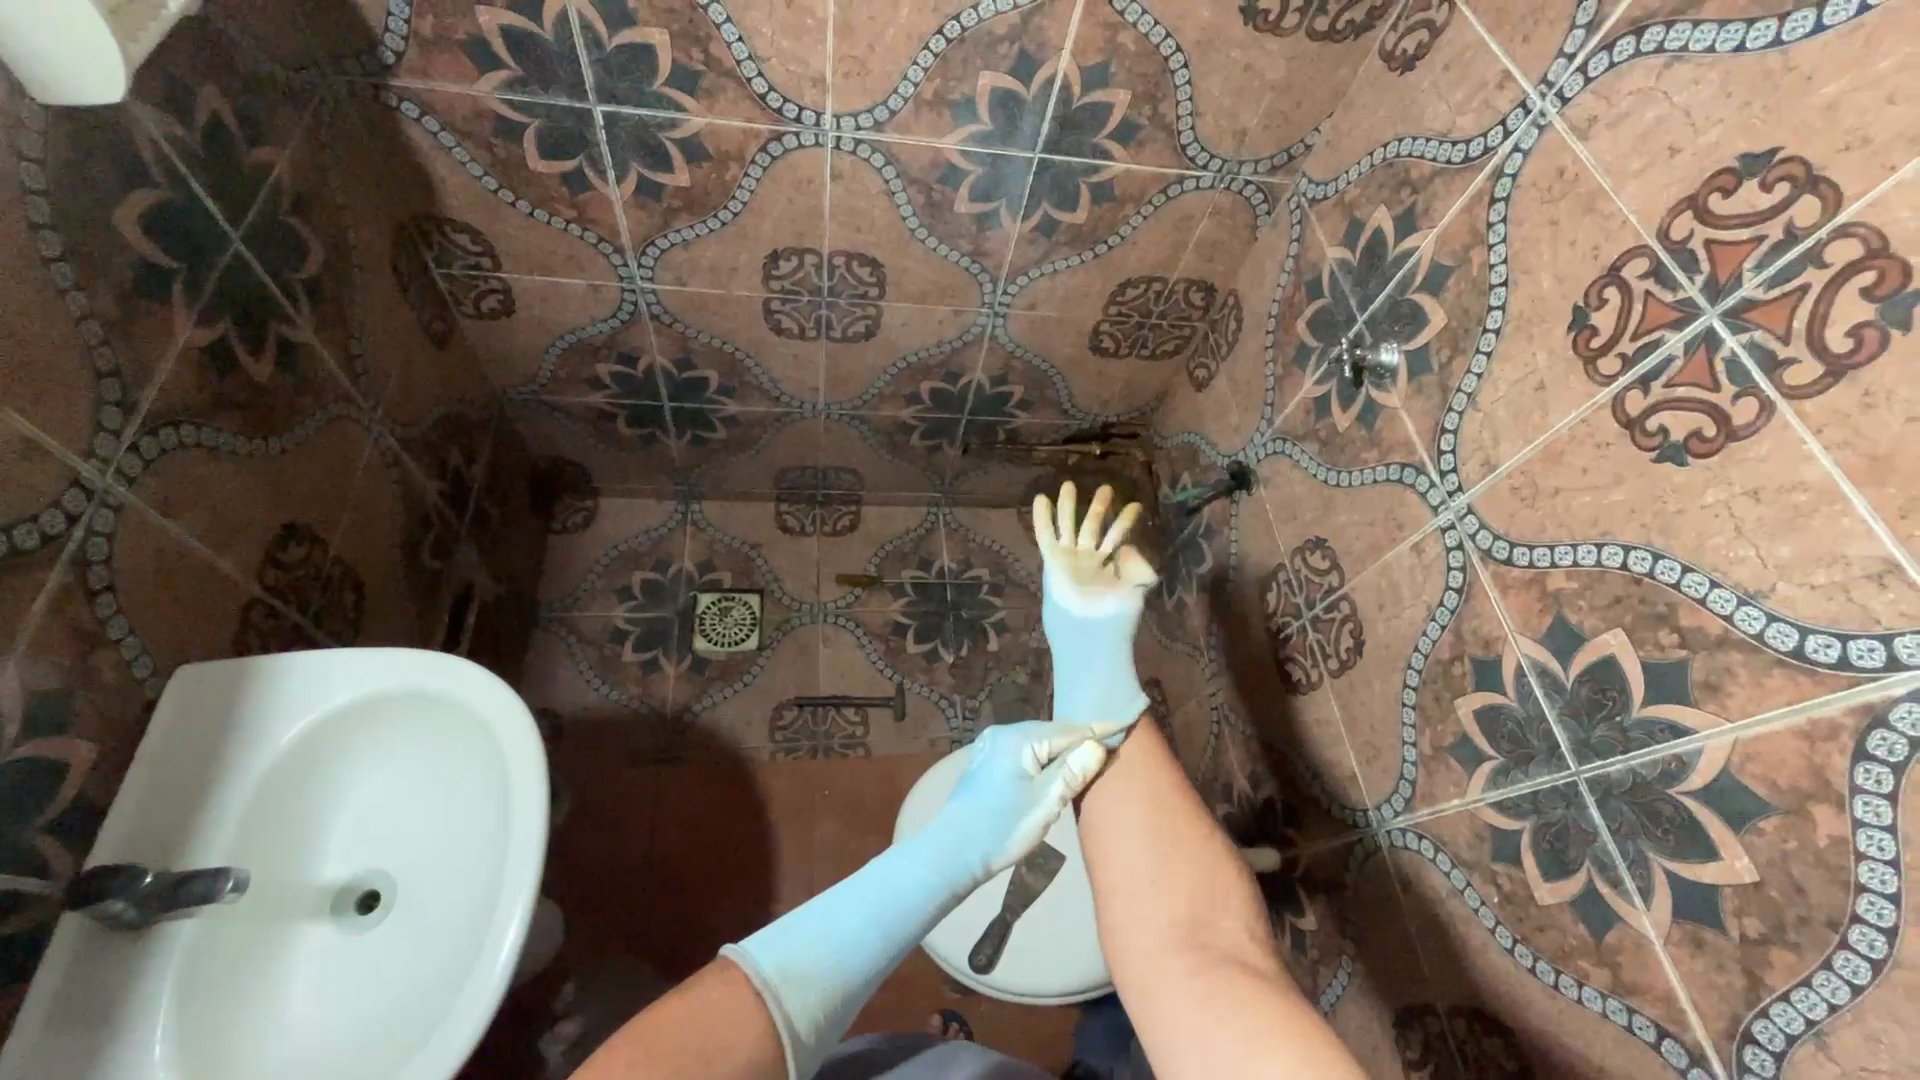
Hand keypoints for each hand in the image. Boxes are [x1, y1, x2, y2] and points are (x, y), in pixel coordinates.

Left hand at [926, 720, 1112, 883]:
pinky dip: (1041, 758)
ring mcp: (991, 745)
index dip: (1097, 732)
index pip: (1068, 730)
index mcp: (1018, 738)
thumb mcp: (1045, 803)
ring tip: (1085, 762)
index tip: (1124, 726)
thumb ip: (1072, 772)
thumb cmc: (1002, 828)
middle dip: (1078, 742)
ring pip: (1037, 742)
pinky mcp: (986, 760)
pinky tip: (1052, 771)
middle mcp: (1003, 732)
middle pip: (1052, 733)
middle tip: (1108, 751)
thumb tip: (1097, 745)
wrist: (952, 851)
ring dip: (1059, 752)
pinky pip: (1023, 750)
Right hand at [1033, 481, 1157, 738]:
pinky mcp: (1053, 564)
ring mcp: (1069, 562)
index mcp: (1106, 569)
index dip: (1125, 522)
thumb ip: (1137, 570)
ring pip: (1069, 527)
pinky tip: (1041, 499)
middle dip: (1098, 508)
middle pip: (1092, 528)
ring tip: (1068, 484)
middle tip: (1106, 487)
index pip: (1116, 539)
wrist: (1090, 637)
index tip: (1135, 505)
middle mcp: (1087, 563)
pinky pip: (1047, 537)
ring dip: (1068, 506)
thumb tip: (1132, 549)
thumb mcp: (1134, 592)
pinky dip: (1043, 519)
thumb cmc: (1113, 618)